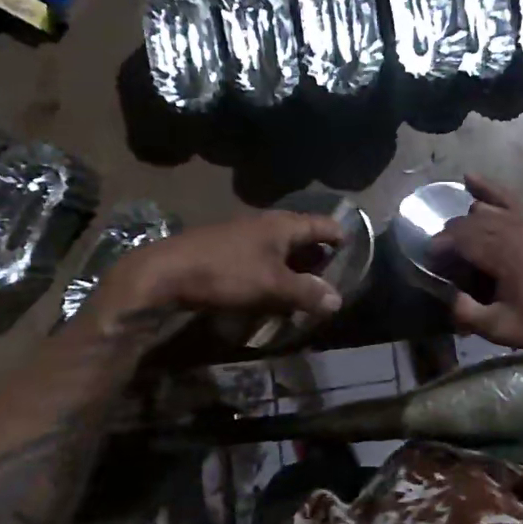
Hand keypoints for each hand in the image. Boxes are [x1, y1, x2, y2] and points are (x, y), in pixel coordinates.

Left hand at [97, 210, 345, 317]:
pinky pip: (262, 257)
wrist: (166, 273)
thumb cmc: (226, 273)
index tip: (356, 253)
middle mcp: (266, 223)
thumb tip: (337, 300)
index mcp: (283, 224)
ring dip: (296, 266)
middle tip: (334, 278)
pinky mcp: (227, 249)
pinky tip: (273, 291)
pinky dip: (275, 271)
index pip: (324, 224)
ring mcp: (244, 234)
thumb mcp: (272, 286)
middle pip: (303, 236)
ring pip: (281, 248)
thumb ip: (307, 293)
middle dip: (319, 256)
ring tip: (307, 289)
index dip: (342, 237)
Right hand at [431, 174, 522, 349]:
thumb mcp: (501, 327)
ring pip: (482, 211)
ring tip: (459, 242)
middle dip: (449, 238)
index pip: (456, 239)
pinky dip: (486, 188)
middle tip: (443, 260)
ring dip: (465, 222)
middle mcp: (508, 229)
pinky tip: (470, 178)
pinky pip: (506, 198)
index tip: (430, 263)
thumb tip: (447, 297)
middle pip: (466, 223)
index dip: (438, 249)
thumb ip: (467, 313)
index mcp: (499, 252)